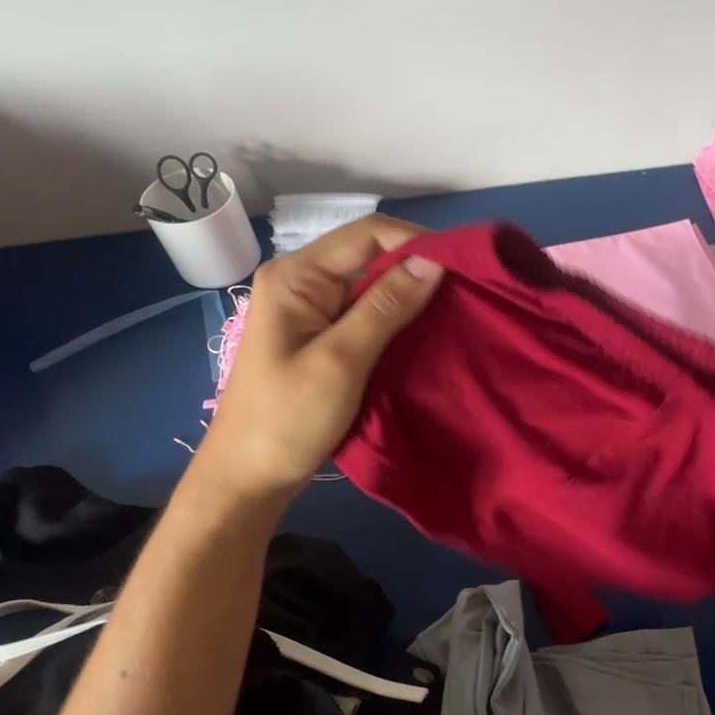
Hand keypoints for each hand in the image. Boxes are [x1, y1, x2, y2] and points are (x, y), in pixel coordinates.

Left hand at [193, 214, 441, 502]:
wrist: (247, 480)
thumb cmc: (286, 420)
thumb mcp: (341, 361)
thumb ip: (386, 307)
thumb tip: (435, 261)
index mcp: (296, 276)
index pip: (367, 234)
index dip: (417, 242)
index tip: (463, 267)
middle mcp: (302, 281)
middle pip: (371, 254)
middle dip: (419, 268)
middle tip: (467, 292)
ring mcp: (311, 309)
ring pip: (374, 284)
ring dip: (412, 294)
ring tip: (455, 310)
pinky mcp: (322, 335)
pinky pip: (368, 312)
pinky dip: (399, 317)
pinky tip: (426, 331)